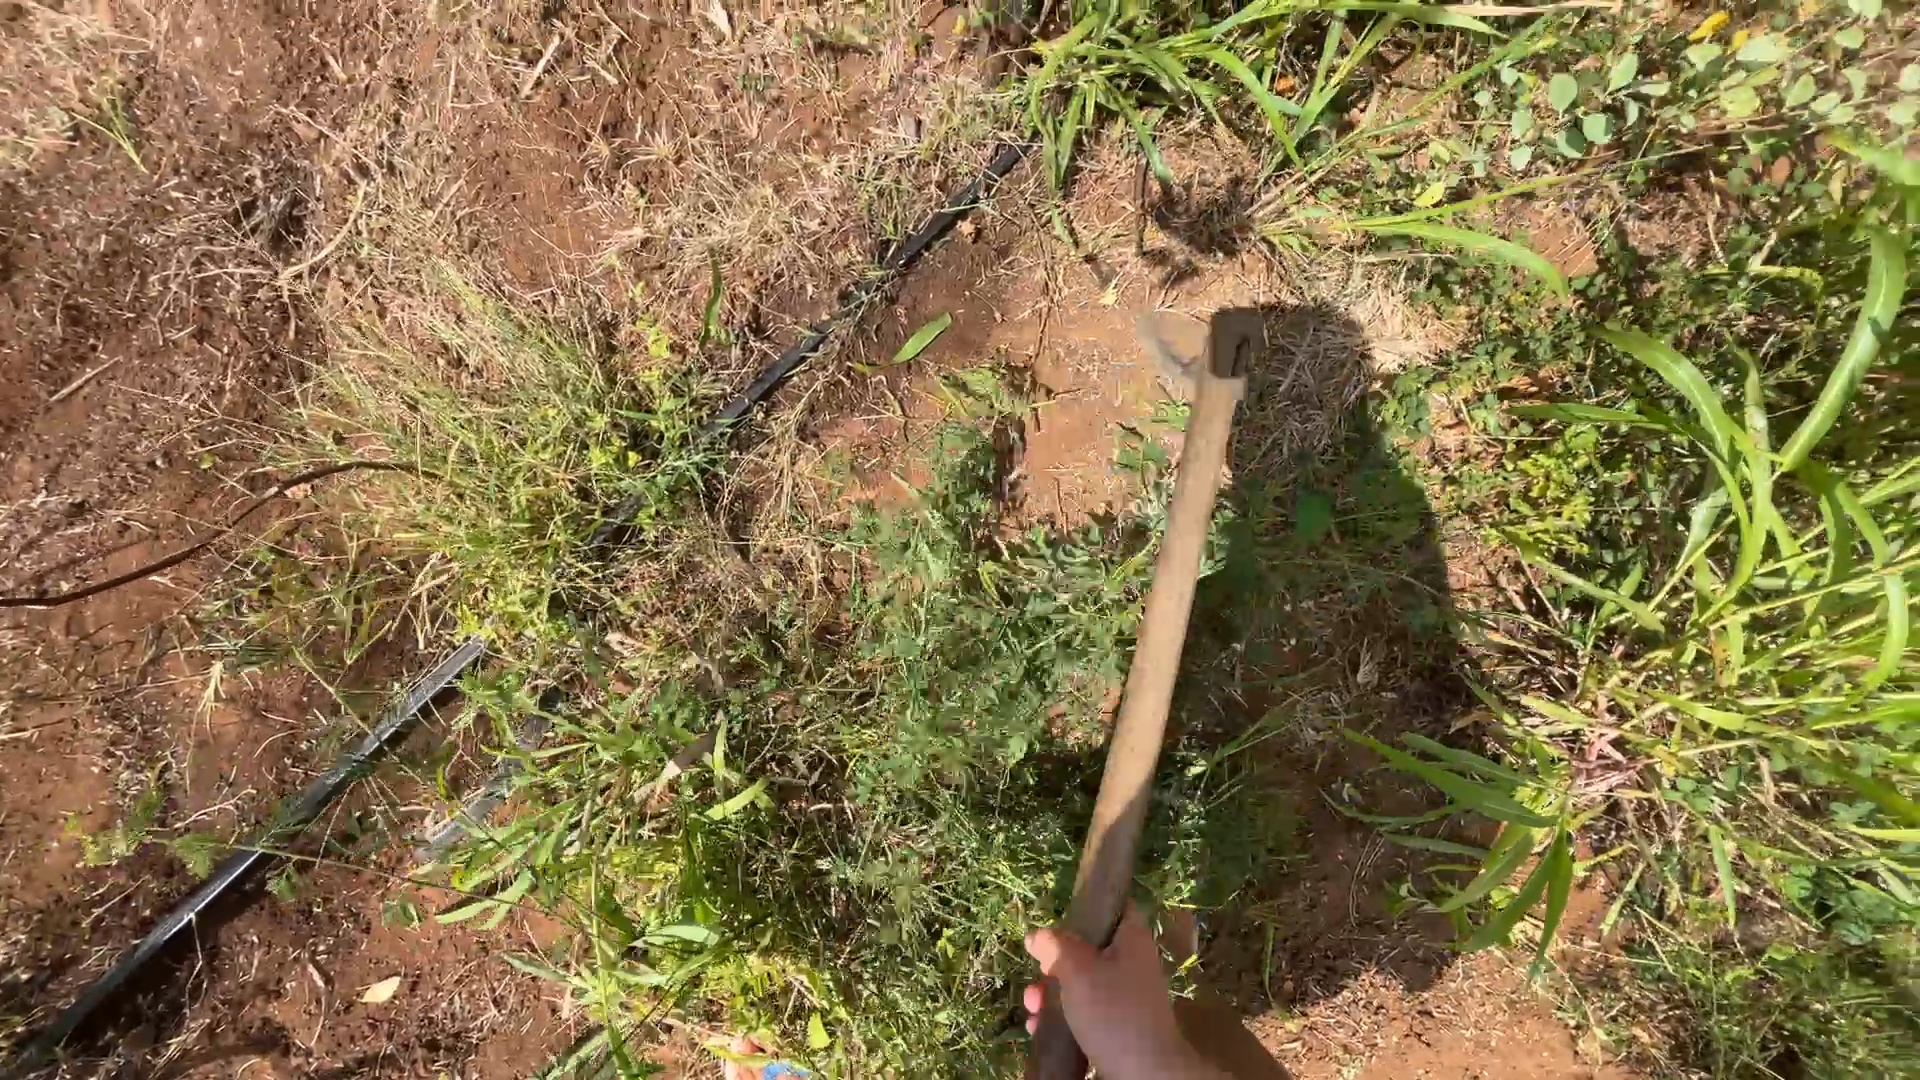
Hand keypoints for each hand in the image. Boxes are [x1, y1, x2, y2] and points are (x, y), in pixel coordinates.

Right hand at [1023, 907, 1224, 1079]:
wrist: (1146, 1076)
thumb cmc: (1114, 1011)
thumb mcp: (1077, 969)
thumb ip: (1054, 945)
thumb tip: (1036, 936)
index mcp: (1131, 938)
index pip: (1116, 906)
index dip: (1090, 905)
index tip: (1062, 915)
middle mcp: (1132, 963)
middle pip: (1088, 948)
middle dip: (1055, 962)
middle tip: (1038, 971)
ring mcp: (1126, 998)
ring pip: (1082, 983)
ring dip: (1051, 993)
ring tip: (1032, 1007)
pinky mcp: (1119, 1028)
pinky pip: (1085, 1013)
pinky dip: (1062, 1018)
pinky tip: (1039, 1027)